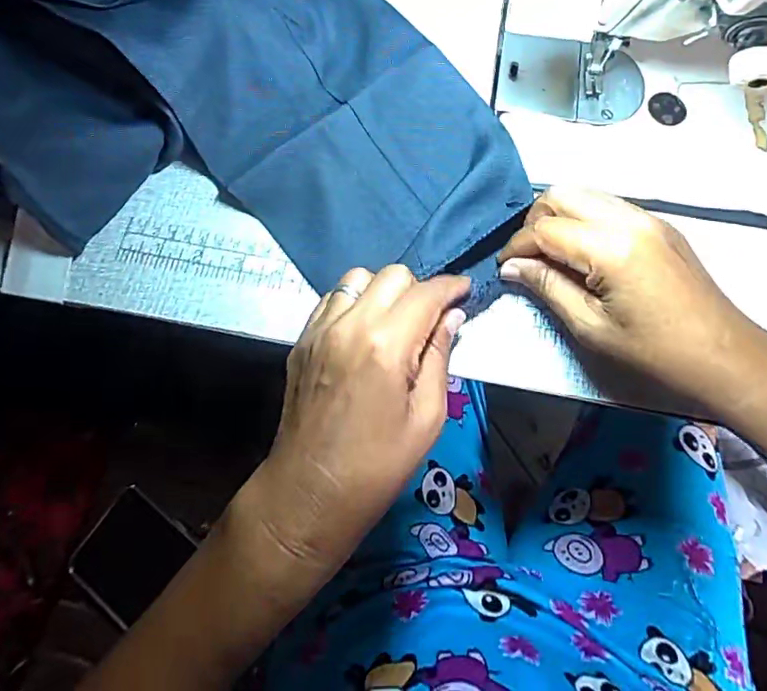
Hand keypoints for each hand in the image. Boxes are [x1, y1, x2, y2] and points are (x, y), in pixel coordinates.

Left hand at [240, 266, 468, 577]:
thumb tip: (451, 317)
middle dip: (418, 289)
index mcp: (384, 345)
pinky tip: (363, 332)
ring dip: (382, 292)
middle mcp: (349, 324)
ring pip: (357, 279)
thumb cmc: (376, 466)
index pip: (425, 293)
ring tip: (394, 324)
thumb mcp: (426, 419)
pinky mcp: (302, 338)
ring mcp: (319, 328)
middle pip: (391, 275)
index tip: (464, 291)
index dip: (451, 287)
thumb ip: (439, 358)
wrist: (309, 491)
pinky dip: (354, 303)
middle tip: (429, 319)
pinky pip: (332, 299)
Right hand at [498, 187, 766, 426]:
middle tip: (529, 259)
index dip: (517, 247)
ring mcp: (647, 218)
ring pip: (583, 194)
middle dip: (535, 222)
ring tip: (553, 256)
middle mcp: (628, 220)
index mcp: (611, 247)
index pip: (544, 229)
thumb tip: (512, 268)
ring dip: (559, 217)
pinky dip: (584, 219)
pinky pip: (607, 205)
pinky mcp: (658, 225)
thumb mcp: (593, 328)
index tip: (505, 269)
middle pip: (560, 195)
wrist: (730, 358)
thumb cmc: (658, 354)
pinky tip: (583, 253)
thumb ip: (547, 288)